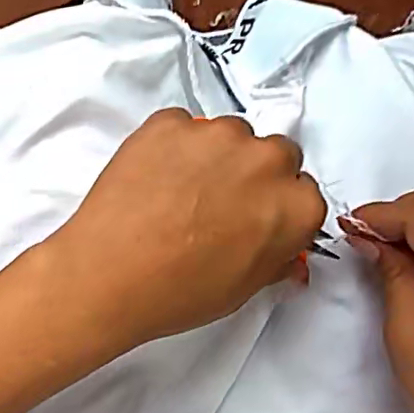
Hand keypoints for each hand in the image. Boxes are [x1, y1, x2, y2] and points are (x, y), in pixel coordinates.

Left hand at [45, 108, 327, 348]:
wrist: (109, 276)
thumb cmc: (175, 291)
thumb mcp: (242, 289)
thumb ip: (275, 259)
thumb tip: (282, 252)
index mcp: (295, 206)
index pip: (304, 193)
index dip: (278, 208)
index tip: (258, 218)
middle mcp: (266, 161)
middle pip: (275, 155)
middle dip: (253, 176)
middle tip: (220, 205)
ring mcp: (217, 135)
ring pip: (230, 136)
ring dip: (215, 157)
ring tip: (182, 195)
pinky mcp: (172, 122)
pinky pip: (184, 128)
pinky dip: (174, 148)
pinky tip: (156, 182)